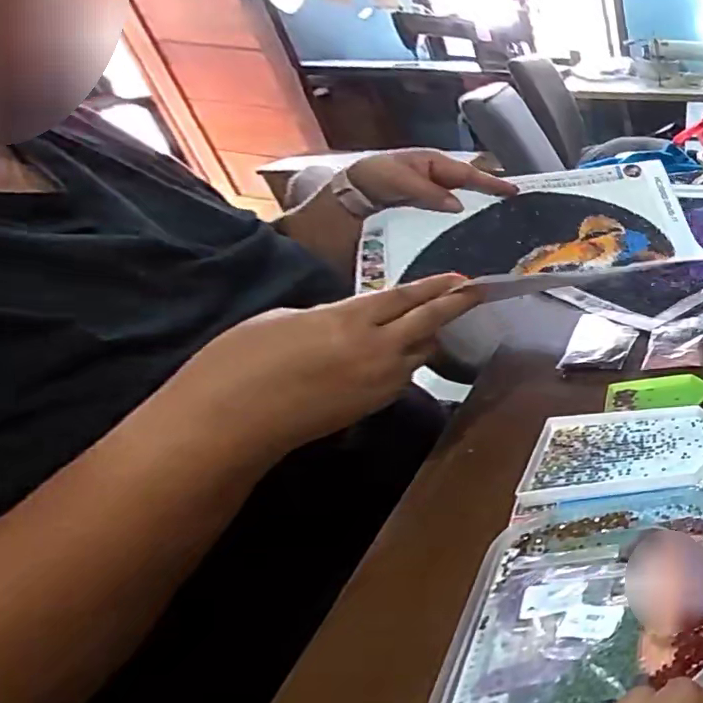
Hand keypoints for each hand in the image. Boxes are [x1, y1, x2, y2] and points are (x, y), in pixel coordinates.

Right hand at [155, 274, 480, 457]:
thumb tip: (354, 318)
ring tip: (434, 322)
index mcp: (349, 319)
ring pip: (421, 350)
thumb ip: (331, 315)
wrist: (226, 424)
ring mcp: (382, 378)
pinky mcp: (377, 403)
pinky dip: (405, 359)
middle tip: (477, 292)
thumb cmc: (237, 364)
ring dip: (428, 335)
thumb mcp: (282, 320)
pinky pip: (404, 374)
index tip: (462, 278)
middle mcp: (377, 347)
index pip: (406, 297)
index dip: (437, 286)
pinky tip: (398, 353)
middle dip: (456, 304)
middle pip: (429, 321)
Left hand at [345, 150, 516, 212]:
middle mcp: (438, 174)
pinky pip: (456, 207)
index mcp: (434, 163)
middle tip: (519, 200)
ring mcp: (435, 189)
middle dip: (493, 188)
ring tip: (506, 212)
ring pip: (466, 194)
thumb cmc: (373, 178)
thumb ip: (429, 192)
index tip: (515, 191)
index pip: (469, 174)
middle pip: (472, 181)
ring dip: (484, 201)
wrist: (349, 193)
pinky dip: (470, 212)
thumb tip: (459, 205)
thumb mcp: (398, 181)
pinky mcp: (429, 204)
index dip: (492, 183)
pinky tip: (478, 222)